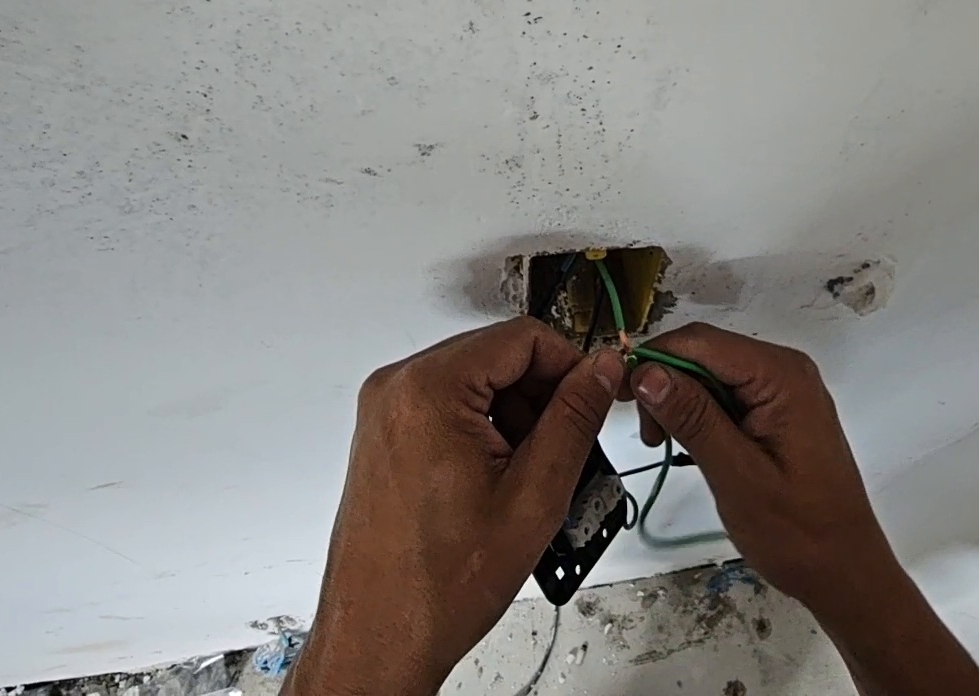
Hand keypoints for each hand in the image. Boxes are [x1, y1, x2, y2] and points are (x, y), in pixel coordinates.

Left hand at [286, 318, 622, 695]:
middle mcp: (398, 388)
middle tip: (569, 437)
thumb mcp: (535, 495)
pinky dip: (488, 423)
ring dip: (518, 410)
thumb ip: (575, 417)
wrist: (378, 641)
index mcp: (428, 391)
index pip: (522, 337)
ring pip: (479, 377)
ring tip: (533, 466)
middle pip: (499, 353)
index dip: (569, 363)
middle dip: (543, 392)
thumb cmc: (437, 586)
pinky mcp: (388, 430)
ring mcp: (388, 409)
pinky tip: (504, 470)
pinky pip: (453, 400)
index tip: (592, 393)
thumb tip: (600, 369)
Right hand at [629, 324, 978, 695]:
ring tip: (663, 442)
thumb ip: (693, 418)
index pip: (702, 341)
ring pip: (711, 372)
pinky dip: (700, 412)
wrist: (845, 572)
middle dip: (665, 382)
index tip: (619, 392)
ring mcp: (782, 387)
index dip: (654, 358)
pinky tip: (687, 440)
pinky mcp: (777, 407)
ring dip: (679, 399)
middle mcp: (783, 368)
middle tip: (647, 433)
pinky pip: (727, 392)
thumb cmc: (798, 532)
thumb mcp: (737, 476)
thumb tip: (647, 372)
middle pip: (705, 352)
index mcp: (781, 375)